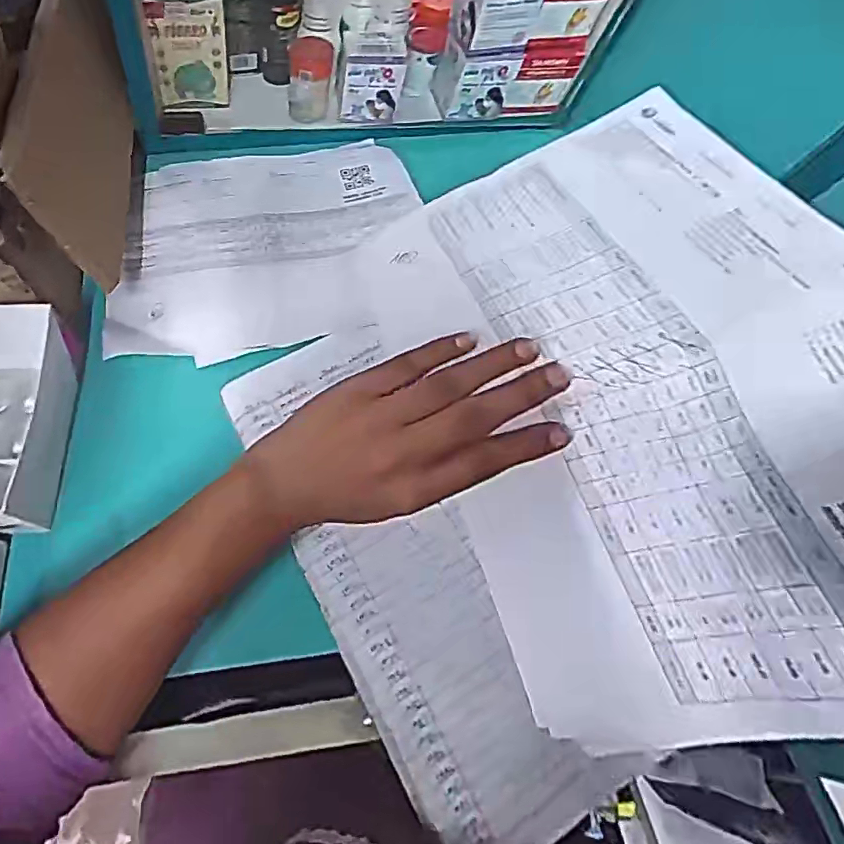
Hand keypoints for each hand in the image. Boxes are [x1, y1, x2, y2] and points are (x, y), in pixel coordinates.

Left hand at [233, 333, 572, 534]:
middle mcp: (402, 451)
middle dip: (521, 396)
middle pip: (472, 418)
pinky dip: (438, 352)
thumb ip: (442, 475)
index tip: (559, 431)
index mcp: (416, 487)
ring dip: (490, 366)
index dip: (524, 445)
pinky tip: (467, 342)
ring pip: (445, 386)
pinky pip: (405, 366)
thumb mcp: (397, 501)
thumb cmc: (344, 495)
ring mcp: (379, 415)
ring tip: (526, 351)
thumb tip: (489, 445)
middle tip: (559, 377)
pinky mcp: (358, 389)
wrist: (284, 480)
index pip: (482, 462)